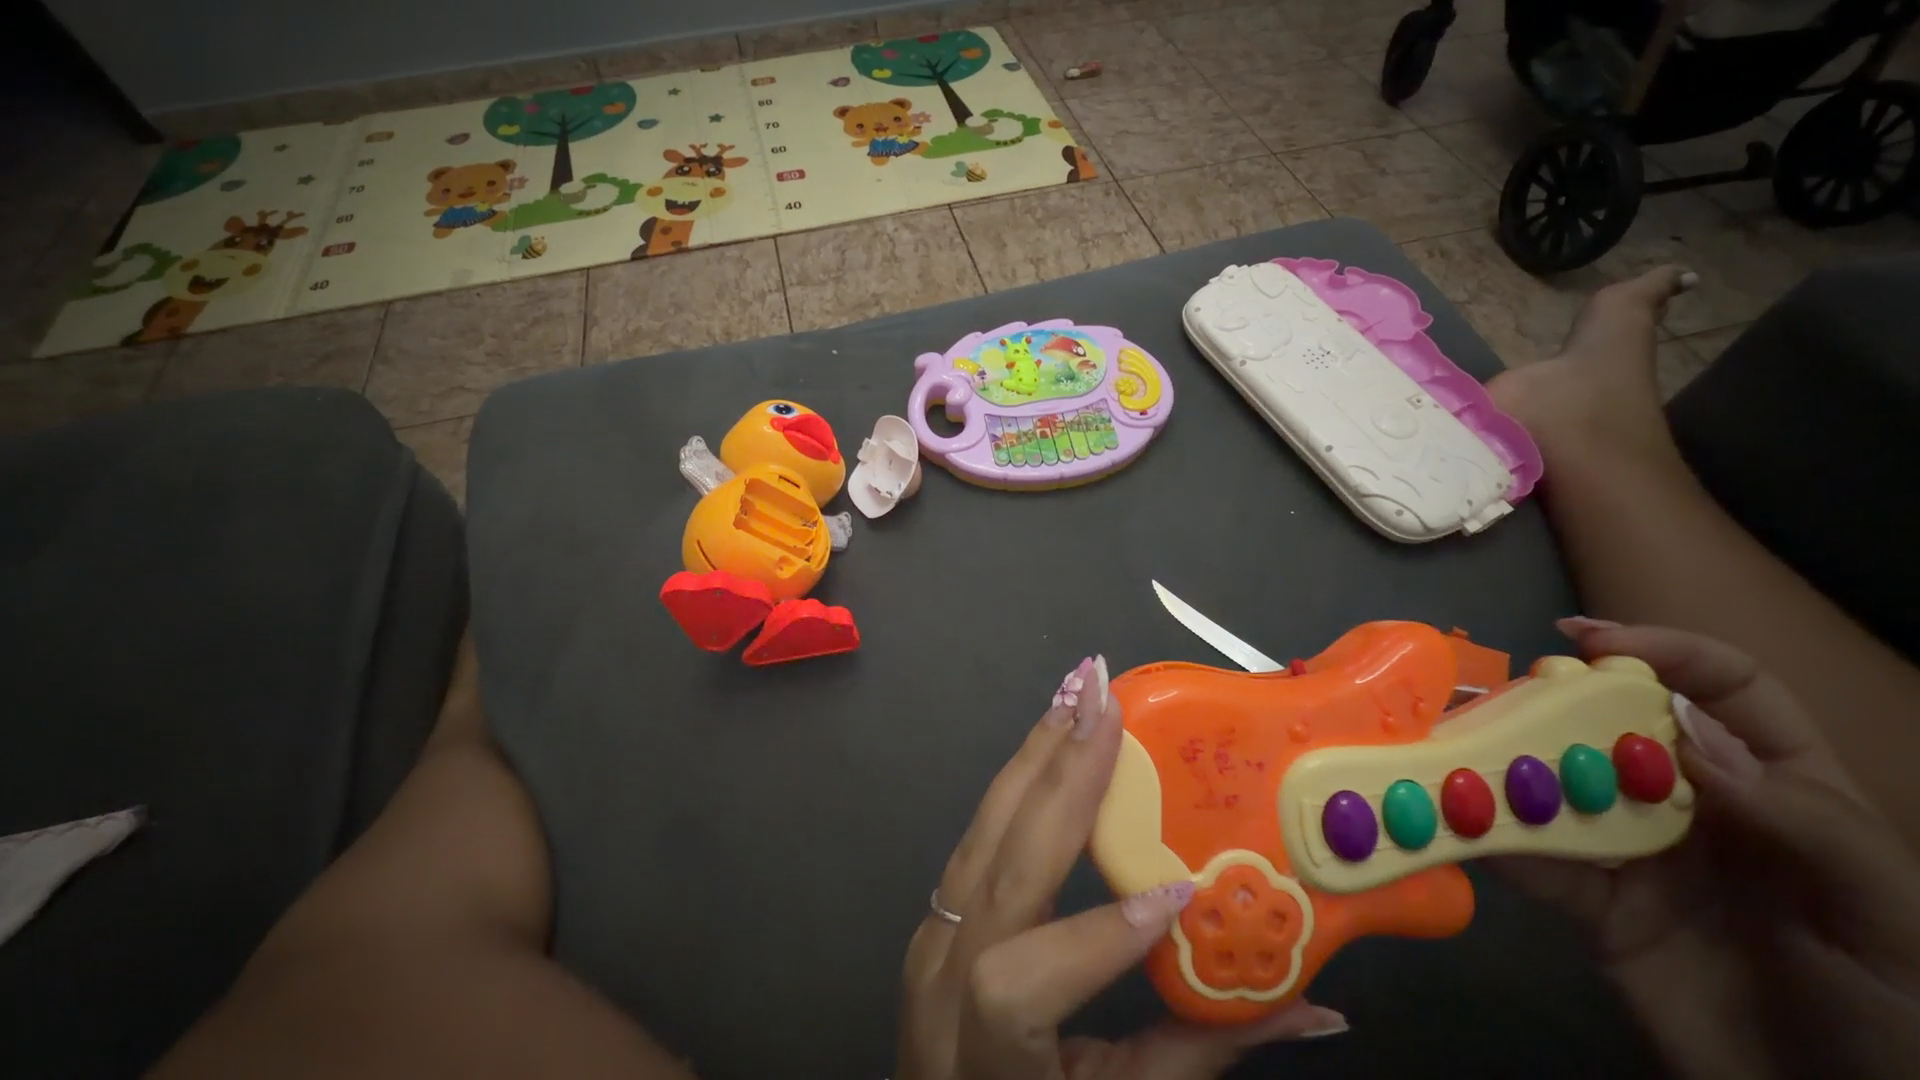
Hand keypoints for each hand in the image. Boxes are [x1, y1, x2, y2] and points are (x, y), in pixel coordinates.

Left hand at [897, 656, 1345, 1079]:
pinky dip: (1018, 780)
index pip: (1025, 978)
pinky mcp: (939, 911)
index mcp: (987, 1050)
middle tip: (1104, 702)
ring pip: (982, 833)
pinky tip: (1050, 740)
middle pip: (1000, 870)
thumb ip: (1204, 1051)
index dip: (1101, 934)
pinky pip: (978, 835)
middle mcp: (944, 978)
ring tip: (1076, 694)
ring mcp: (933, 935)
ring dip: (1036, 757)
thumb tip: (1315, 1010)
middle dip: (1061, 780)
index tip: (1179, 892)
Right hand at [1498, 621, 1919, 1079]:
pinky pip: (1541, 867)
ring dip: (1509, 769)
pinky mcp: (1600, 911)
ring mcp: (1643, 858)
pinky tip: (1457, 829)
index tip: (1588, 641)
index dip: (1665, 653)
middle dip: (1558, 704)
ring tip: (1453, 750)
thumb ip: (1802, 822)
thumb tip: (1686, 739)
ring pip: (1566, 791)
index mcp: (1783, 790)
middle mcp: (1702, 809)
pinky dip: (1495, 844)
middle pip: (1622, 732)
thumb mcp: (1885, 914)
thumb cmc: (1898, 1018)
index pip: (1729, 693)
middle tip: (1491, 694)